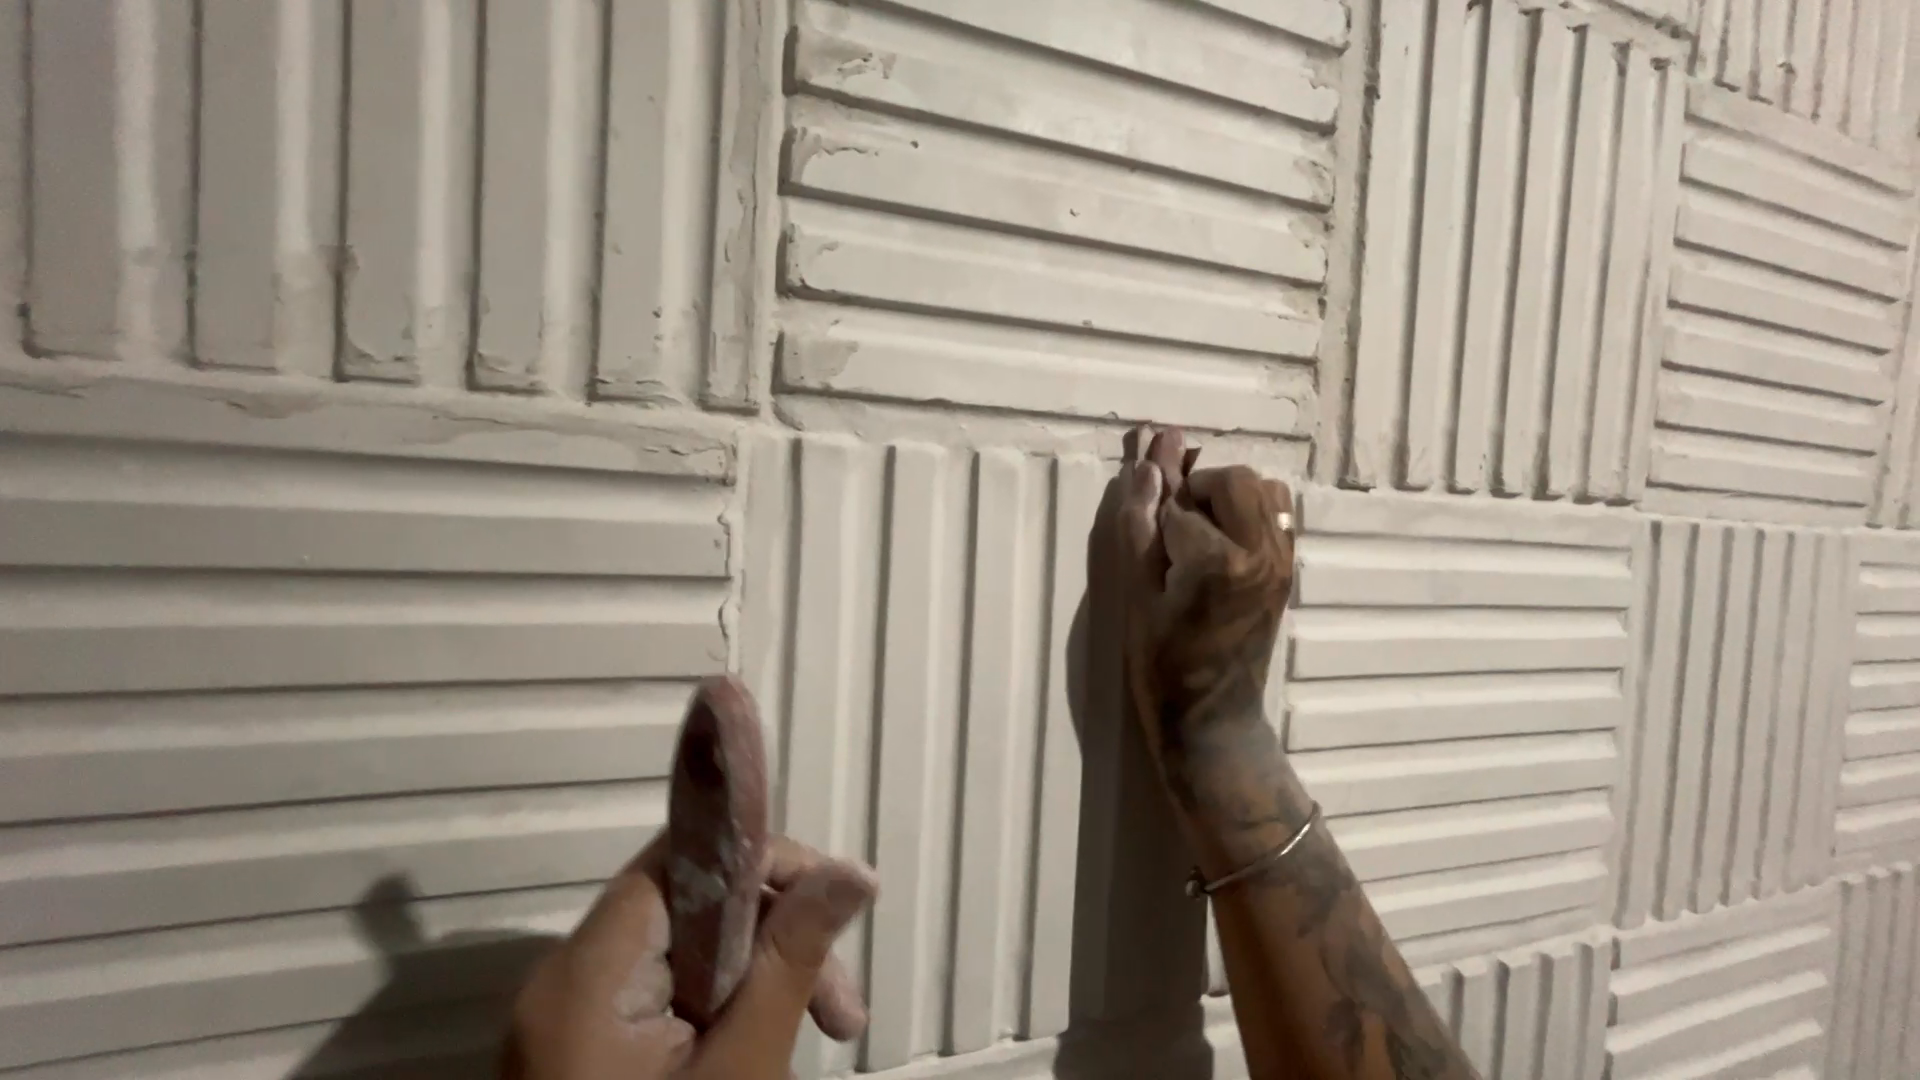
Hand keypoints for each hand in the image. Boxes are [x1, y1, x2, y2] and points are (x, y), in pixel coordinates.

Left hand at [502, 831, 877, 1079]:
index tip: (828, 900)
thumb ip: (792, 959)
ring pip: (690, 944)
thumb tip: (854, 869)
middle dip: (776, 932)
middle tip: (844, 1006)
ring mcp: (574, 1013)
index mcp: (585, 979)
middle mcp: (568, 979)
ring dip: (762, 972)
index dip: (759, 861)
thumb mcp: (741, 1073)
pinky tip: (765, 1046)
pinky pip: (672, 985)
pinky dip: (728, 1002)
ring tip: (828, 1032)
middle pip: (689, 901)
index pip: (677, 860)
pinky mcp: (588, 1043)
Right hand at [1113, 425, 1294, 778]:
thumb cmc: (1161, 663)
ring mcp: (1282, 561)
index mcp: (1218, 562)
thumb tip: (1147, 464)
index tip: (1140, 514)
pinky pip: (1278, 513)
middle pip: (1233, 480)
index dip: (1153, 508)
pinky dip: (1248, 510)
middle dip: (1195, 489)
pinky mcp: (1288, 570)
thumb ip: (1140, 525)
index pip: (1180, 505)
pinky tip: (1220, 540)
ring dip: (1226, 495)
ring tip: (1197, 530)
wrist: (1211, 717)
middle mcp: (1261, 553)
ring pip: (1263, 489)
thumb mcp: (1136, 596)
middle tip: (1169, 524)